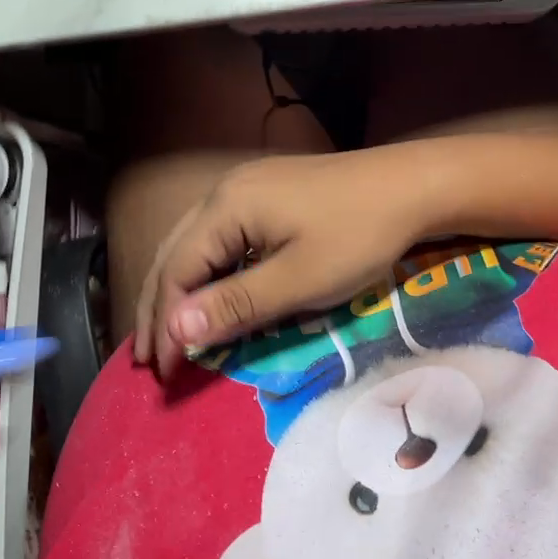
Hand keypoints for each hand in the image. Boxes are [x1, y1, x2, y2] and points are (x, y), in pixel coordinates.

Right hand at [133, 145, 437, 379]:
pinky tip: (210, 290)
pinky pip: (220, 233)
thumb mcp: (299, 281)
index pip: (177, 271)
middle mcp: (226, 189)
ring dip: (179, 287)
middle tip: (146, 358)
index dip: (166, 324)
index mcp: (226, 207)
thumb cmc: (357, 235)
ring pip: (195, 241)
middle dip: (158, 306)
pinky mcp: (267, 190)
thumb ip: (235, 305)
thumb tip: (174, 329)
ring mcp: (247, 184)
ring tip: (167, 331)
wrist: (412, 185)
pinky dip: (208, 268)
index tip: (164, 374)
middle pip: (176, 251)